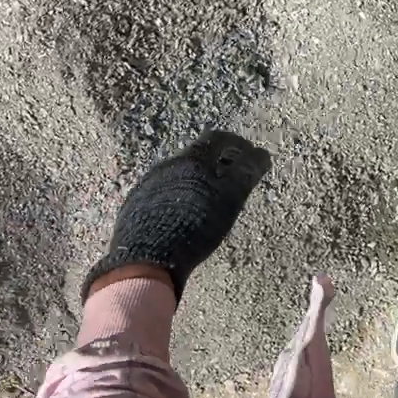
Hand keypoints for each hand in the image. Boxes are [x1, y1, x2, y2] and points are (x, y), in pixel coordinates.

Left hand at [82, 131, 272, 300]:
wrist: (147, 259)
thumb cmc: (197, 224)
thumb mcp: (231, 198)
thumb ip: (247, 173)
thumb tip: (262, 154)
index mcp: (193, 159)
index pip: (218, 139)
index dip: (237, 144)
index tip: (250, 154)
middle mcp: (168, 165)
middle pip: (197, 155)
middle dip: (217, 163)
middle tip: (232, 178)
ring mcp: (148, 184)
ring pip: (178, 173)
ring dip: (196, 180)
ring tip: (208, 199)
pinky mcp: (135, 205)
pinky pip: (162, 191)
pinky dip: (179, 195)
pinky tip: (182, 214)